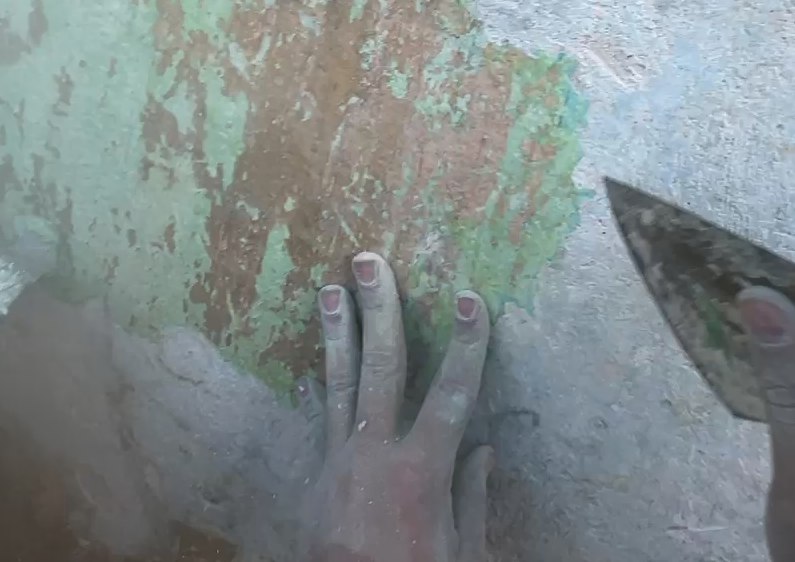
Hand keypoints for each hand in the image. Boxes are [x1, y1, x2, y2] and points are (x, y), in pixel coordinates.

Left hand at [302, 252, 493, 561]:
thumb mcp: (463, 561)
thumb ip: (473, 504)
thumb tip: (484, 451)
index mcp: (420, 476)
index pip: (451, 395)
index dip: (465, 345)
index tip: (469, 299)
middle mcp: (374, 457)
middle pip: (380, 367)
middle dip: (377, 309)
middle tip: (368, 261)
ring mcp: (338, 463)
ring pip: (338, 382)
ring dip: (335, 331)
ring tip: (329, 289)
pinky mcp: (315, 477)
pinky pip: (319, 421)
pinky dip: (317, 387)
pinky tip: (310, 362)